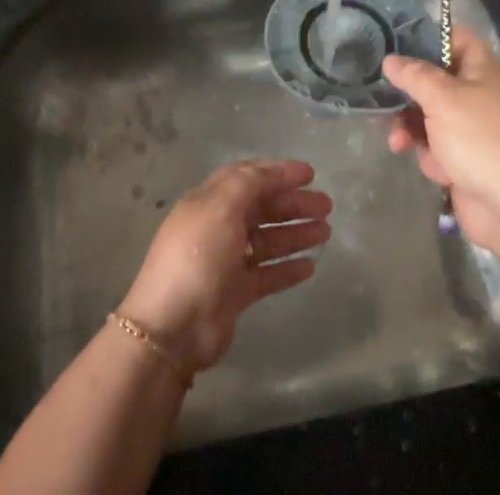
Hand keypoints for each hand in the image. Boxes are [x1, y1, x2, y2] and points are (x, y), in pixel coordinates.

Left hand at [119, 159, 331, 374]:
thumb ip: (249, 183)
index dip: (277, 172)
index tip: (310, 174)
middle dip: (293, 203)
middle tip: (326, 205)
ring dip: (295, 233)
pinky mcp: (236, 292)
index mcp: (208, 203)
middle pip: (261, 208)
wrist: (174, 327)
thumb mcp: (220, 208)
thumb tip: (274, 171)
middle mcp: (217, 228)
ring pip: (267, 241)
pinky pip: (267, 274)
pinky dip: (287, 267)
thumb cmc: (197, 259)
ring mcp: (226, 262)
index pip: (246, 178)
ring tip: (326, 232)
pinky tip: (310, 265)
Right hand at [382, 30, 499, 255]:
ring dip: (409, 126)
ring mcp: (469, 128)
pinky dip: (425, 152)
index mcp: (483, 70)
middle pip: (433, 80)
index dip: (427, 37)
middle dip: (406, 92)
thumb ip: (415, 76)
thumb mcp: (444, 99)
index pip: (454, 38)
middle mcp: (477, 94)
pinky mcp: (461, 157)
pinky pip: (433, 144)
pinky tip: (422, 163)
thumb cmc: (481, 140)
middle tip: (380, 97)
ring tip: (398, 141)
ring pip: (427, 115)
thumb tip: (391, 60)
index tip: (393, 43)